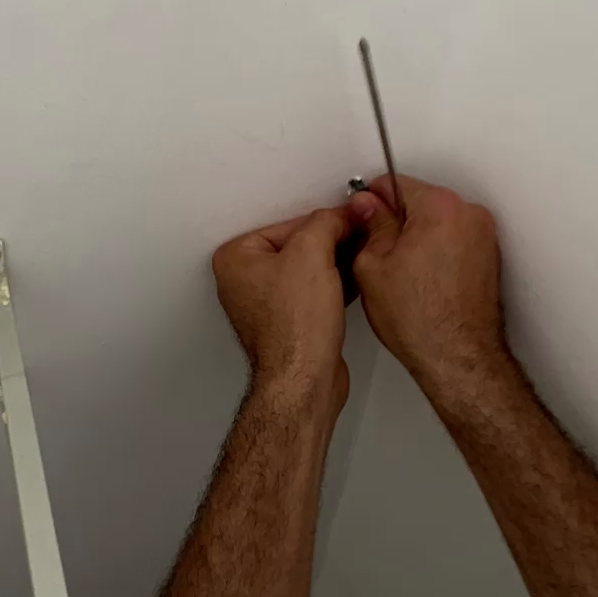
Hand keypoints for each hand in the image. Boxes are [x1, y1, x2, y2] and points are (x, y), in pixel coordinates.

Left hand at [212, 207, 353, 399]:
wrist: (305, 382)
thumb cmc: (294, 329)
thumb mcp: (312, 253)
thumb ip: (326, 223)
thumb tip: (339, 214)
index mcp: (236, 258)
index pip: (288, 224)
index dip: (324, 221)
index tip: (349, 218)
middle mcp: (244, 281)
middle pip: (297, 246)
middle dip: (330, 242)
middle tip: (357, 233)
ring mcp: (265, 304)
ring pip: (307, 270)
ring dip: (335, 262)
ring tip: (361, 255)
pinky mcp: (287, 323)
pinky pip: (313, 293)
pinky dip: (334, 284)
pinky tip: (355, 279)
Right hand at [348, 176, 510, 393]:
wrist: (459, 359)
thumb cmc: (421, 320)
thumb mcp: (372, 264)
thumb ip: (370, 224)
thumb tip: (368, 206)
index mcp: (438, 206)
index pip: (393, 182)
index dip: (370, 202)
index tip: (363, 221)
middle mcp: (468, 214)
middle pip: (418, 200)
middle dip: (396, 221)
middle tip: (379, 254)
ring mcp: (483, 236)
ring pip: (435, 222)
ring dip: (417, 237)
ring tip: (403, 273)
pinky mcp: (489, 258)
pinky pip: (452, 240)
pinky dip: (436, 252)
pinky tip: (422, 281)